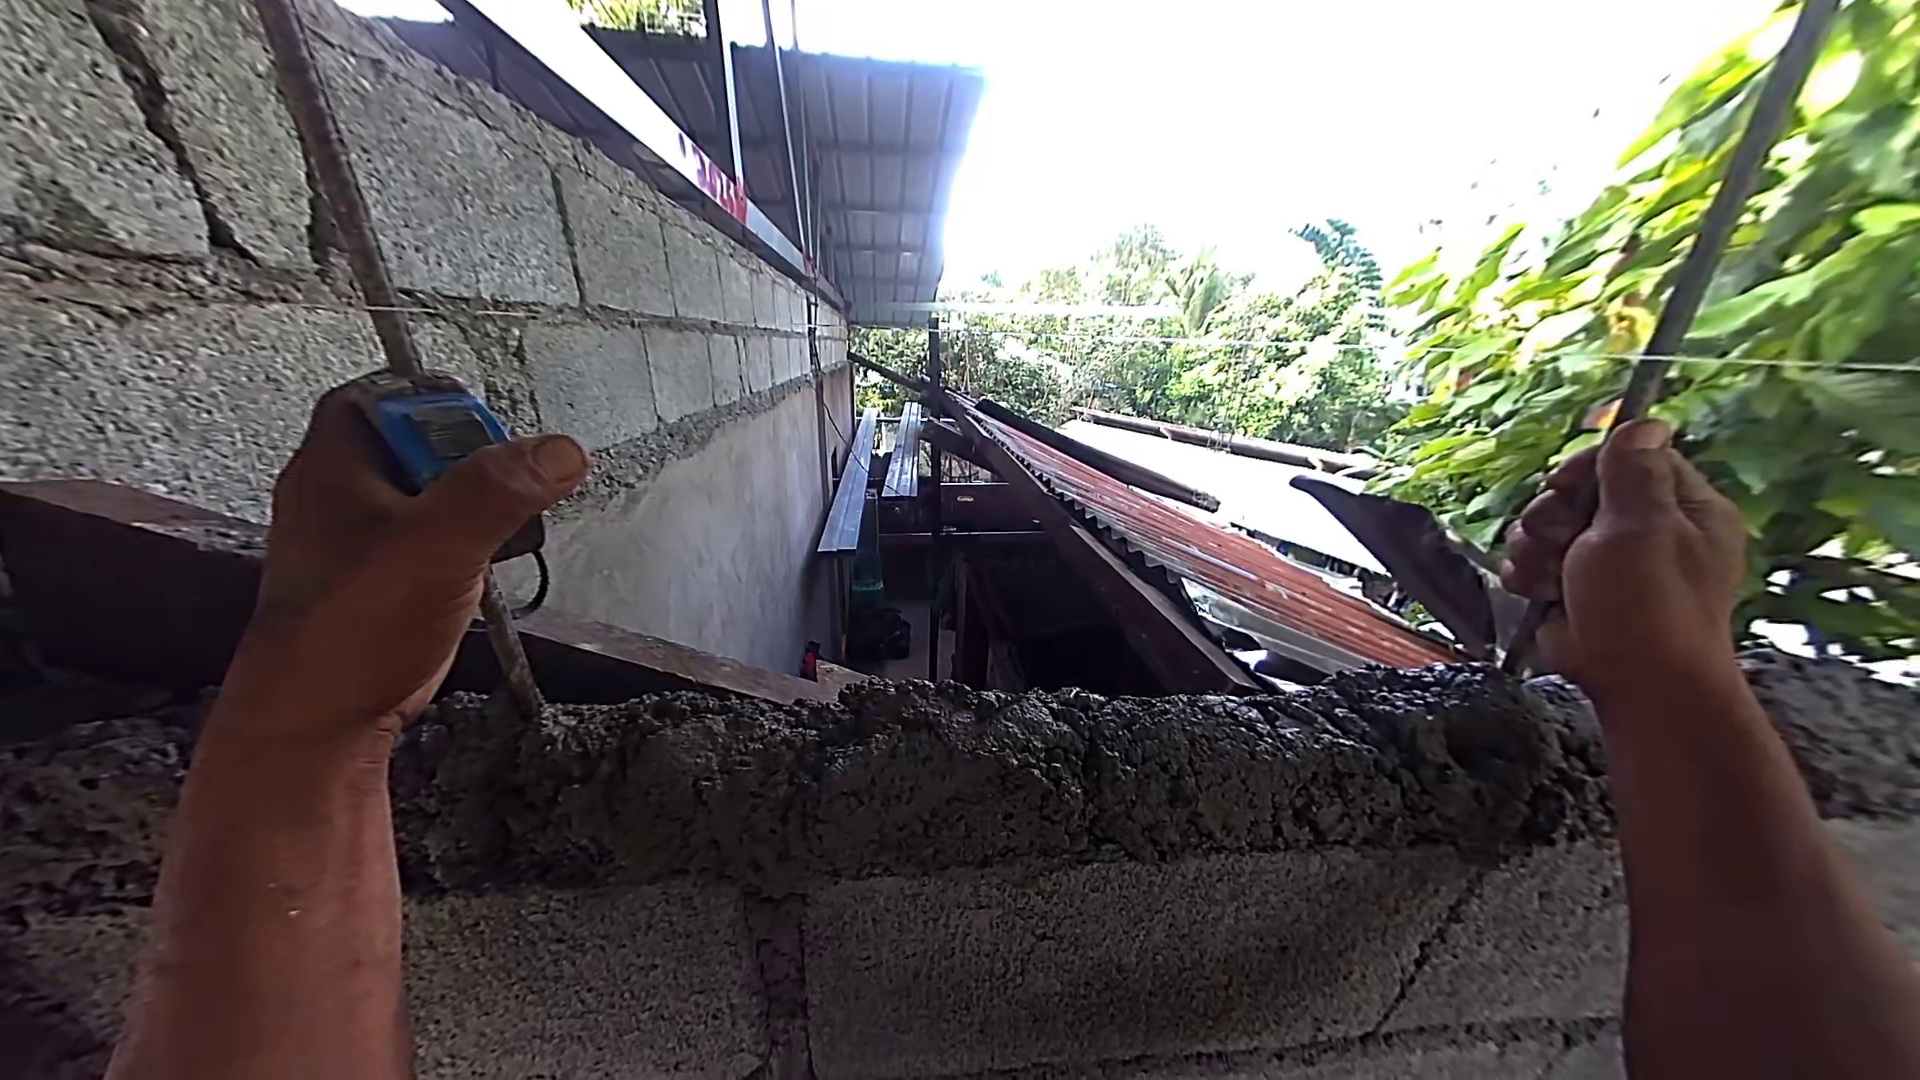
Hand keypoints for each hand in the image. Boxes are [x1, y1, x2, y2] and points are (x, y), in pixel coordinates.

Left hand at [215, 385, 588, 746]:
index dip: (432, 398)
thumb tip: (567, 449)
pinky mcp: (408, 563)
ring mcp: (381, 530)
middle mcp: (353, 491)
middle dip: (478, 451)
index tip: (489, 424)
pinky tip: (504, 547)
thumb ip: (495, 494)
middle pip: (424, 438)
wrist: (332, 714)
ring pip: (447, 483)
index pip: (378, 398)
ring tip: (516, 518)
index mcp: (334, 468)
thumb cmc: (359, 628)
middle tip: (516, 480)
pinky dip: (488, 526)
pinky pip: (456, 523)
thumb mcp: (432, 549)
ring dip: (492, 493)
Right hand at [1499, 419, 1746, 698]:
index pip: (1626, 459)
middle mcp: (1640, 528)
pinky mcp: (1565, 581)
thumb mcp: (1640, 530)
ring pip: (1538, 528)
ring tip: (1548, 577)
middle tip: (1560, 543)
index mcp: (1678, 508)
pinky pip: (1526, 559)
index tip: (1562, 485)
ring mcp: (1599, 557)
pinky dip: (1524, 574)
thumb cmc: (1644, 602)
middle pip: (1570, 494)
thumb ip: (1633, 475)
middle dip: (1549, 518)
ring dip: (1531, 550)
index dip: (1586, 467)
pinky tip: (1538, 591)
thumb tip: (1644, 422)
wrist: (1628, 673)